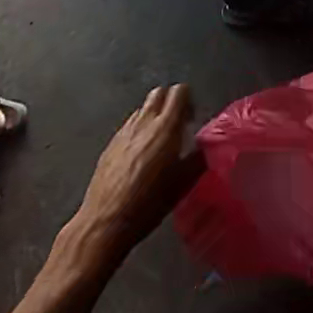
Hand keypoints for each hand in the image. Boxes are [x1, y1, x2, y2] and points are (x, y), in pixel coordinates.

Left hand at [68, 85, 198, 259]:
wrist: (105, 220)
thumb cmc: (148, 204)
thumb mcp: (182, 185)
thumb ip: (198, 160)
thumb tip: (207, 146)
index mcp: (166, 128)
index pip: (179, 92)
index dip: (188, 100)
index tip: (192, 118)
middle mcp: (144, 121)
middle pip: (159, 93)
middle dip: (171, 102)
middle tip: (178, 125)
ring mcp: (125, 130)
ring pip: (143, 108)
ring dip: (154, 115)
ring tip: (160, 142)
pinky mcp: (111, 142)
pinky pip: (130, 124)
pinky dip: (140, 129)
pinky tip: (142, 154)